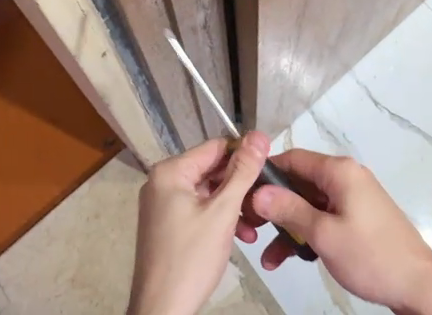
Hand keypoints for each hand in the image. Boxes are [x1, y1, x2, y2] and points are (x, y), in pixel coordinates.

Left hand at [128, 131, 269, 314]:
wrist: (161, 312)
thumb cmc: (191, 258)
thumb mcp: (222, 212)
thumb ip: (242, 172)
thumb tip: (259, 134)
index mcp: (171, 171)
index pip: (215, 148)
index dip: (244, 155)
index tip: (270, 168)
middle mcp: (163, 182)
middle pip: (212, 170)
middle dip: (240, 186)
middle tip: (266, 200)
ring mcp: (163, 205)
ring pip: (208, 193)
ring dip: (234, 205)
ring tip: (257, 223)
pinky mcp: (167, 226)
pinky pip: (199, 210)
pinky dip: (220, 219)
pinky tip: (242, 235)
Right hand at [245, 149, 431, 314]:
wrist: (417, 284)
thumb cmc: (370, 254)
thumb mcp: (324, 234)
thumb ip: (289, 210)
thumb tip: (257, 191)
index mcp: (339, 171)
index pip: (294, 158)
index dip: (266, 173)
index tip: (243, 194)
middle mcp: (345, 177)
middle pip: (300, 182)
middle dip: (274, 207)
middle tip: (250, 229)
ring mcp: (352, 199)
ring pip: (309, 205)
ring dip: (288, 228)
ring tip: (267, 257)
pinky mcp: (357, 219)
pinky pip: (323, 218)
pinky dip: (307, 235)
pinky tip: (289, 259)